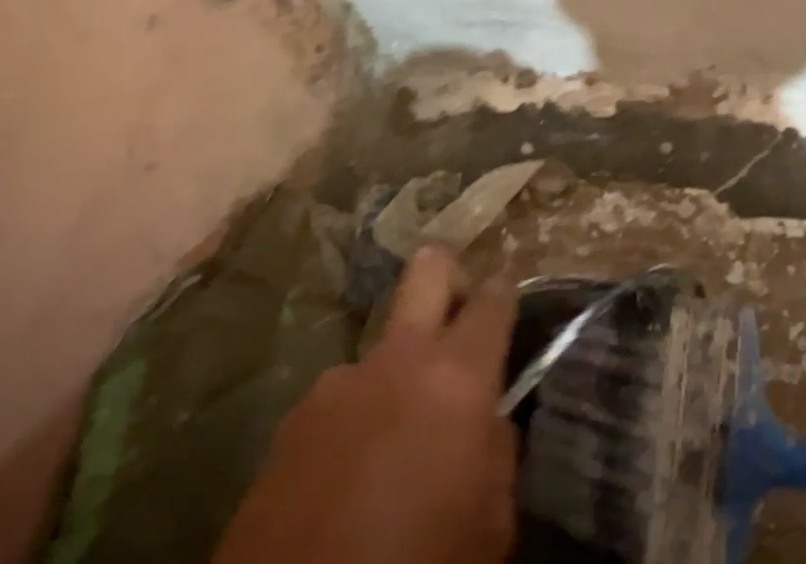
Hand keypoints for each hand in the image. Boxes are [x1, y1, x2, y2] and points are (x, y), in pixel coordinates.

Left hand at [212, 247, 519, 563]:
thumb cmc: (422, 561)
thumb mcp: (491, 522)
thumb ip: (496, 452)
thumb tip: (487, 420)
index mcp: (456, 380)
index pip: (492, 302)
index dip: (506, 291)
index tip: (511, 296)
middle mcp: (396, 362)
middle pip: (427, 271)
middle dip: (450, 272)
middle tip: (462, 311)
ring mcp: (338, 382)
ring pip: (383, 347)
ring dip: (401, 370)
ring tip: (402, 432)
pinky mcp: (294, 416)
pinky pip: (345, 394)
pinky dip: (361, 413)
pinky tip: (357, 465)